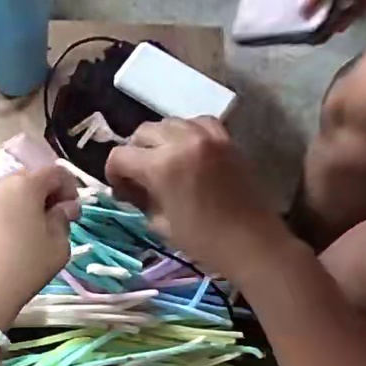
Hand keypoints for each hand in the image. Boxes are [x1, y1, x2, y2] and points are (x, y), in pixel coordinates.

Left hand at [0, 166, 78, 328]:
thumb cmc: (26, 267)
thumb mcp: (58, 246)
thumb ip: (63, 219)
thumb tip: (63, 207)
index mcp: (24, 185)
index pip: (55, 172)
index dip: (70, 188)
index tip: (72, 212)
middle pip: (26, 181)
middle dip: (42, 196)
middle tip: (51, 222)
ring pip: (3, 196)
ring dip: (18, 207)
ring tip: (24, 234)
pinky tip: (0, 245)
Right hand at [105, 119, 292, 282]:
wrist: (251, 242)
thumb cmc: (203, 241)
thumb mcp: (161, 224)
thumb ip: (142, 199)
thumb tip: (132, 189)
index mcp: (162, 165)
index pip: (121, 156)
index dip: (114, 173)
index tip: (121, 191)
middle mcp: (182, 141)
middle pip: (143, 133)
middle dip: (135, 154)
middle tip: (140, 178)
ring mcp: (207, 136)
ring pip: (169, 123)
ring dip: (160, 141)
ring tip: (165, 164)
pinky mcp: (225, 139)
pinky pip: (197, 123)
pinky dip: (187, 133)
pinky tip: (189, 153)